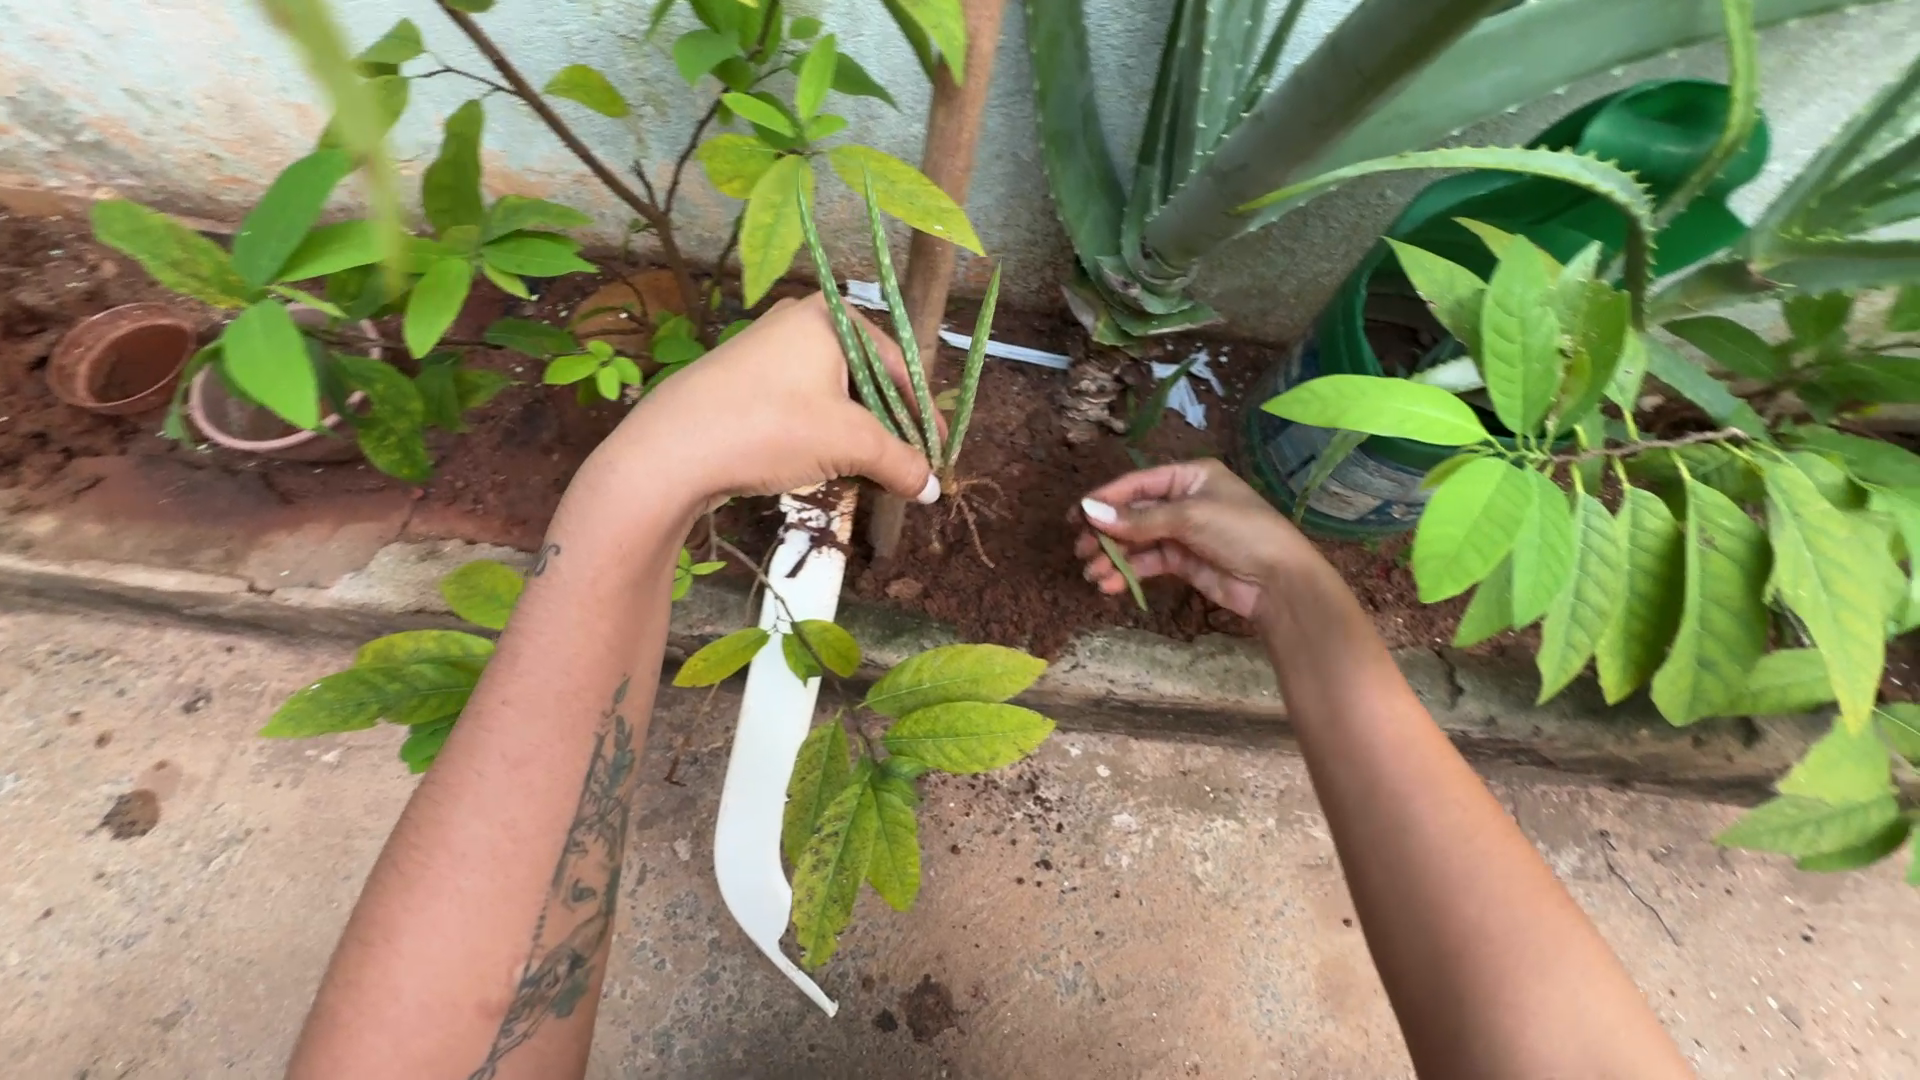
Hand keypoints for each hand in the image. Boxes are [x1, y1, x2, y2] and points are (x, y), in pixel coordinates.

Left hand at [584, 293, 937, 509]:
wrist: (672, 450)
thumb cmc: (772, 427)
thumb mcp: (849, 444)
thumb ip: (900, 462)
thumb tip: (935, 489)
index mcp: (831, 318)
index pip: (899, 365)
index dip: (923, 415)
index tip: (937, 455)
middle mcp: (802, 323)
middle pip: (868, 380)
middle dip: (890, 428)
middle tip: (906, 467)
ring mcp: (770, 351)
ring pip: (836, 396)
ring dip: (859, 437)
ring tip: (871, 473)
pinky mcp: (748, 382)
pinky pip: (805, 406)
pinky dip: (825, 436)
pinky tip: (829, 467)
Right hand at [1074, 459, 1329, 620]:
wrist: (1279, 582)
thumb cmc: (1240, 532)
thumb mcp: (1188, 517)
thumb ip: (1137, 519)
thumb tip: (1088, 512)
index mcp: (1189, 477)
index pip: (1138, 484)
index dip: (1106, 499)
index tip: (1077, 516)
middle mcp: (1183, 501)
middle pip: (1133, 513)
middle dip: (1106, 532)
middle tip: (1080, 550)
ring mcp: (1182, 532)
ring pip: (1136, 540)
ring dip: (1112, 556)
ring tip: (1091, 572)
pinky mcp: (1183, 561)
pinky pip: (1147, 562)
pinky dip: (1127, 572)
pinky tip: (1109, 584)